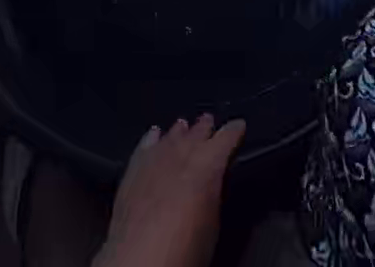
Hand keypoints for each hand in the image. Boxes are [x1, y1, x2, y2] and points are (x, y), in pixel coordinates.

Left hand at [93, 115, 245, 266]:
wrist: (139, 258)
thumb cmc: (185, 249)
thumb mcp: (213, 224)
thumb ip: (213, 194)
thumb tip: (211, 185)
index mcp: (208, 163)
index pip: (226, 137)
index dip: (234, 130)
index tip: (239, 125)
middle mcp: (183, 151)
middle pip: (197, 131)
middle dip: (205, 127)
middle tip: (209, 121)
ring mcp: (156, 156)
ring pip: (172, 134)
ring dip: (181, 131)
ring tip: (184, 126)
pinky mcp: (134, 167)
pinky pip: (146, 144)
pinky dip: (153, 138)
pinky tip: (155, 134)